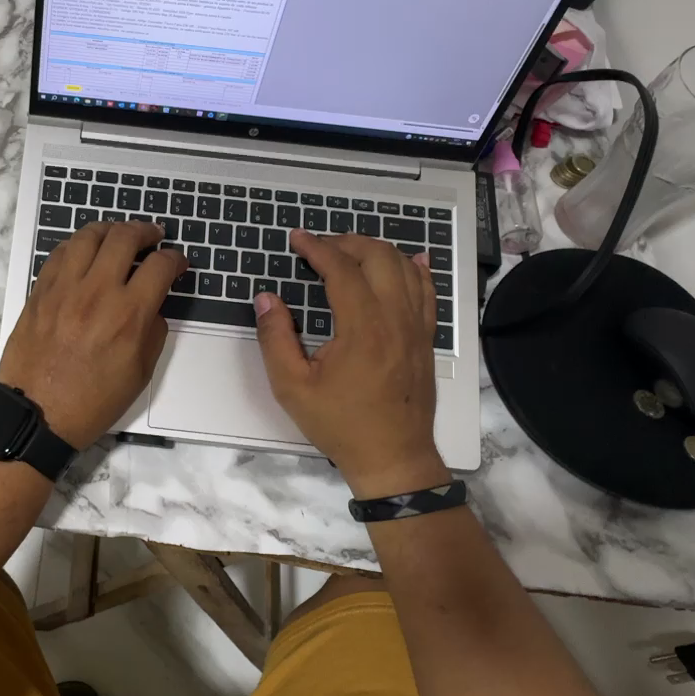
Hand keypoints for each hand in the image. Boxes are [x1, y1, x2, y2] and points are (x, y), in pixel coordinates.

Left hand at [0, 221, 187, 449]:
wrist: (36, 413)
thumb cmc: (92, 401)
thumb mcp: (140, 373)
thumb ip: (153, 332)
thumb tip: (153, 305)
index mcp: (128, 315)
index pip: (160, 266)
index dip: (176, 259)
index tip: (178, 262)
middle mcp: (96, 292)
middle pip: (124, 238)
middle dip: (146, 231)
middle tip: (153, 236)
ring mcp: (64, 288)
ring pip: (88, 236)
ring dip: (110, 229)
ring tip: (119, 235)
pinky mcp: (40, 291)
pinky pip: (60, 253)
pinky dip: (78, 244)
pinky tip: (86, 251)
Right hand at [254, 229, 446, 497]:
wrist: (392, 457)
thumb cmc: (339, 423)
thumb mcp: (291, 386)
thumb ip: (275, 338)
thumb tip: (266, 298)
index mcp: (363, 329)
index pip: (343, 270)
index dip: (318, 248)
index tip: (297, 238)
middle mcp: (396, 320)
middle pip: (379, 258)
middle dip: (347, 242)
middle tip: (320, 245)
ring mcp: (417, 328)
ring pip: (406, 269)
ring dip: (377, 251)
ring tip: (350, 250)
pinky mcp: (427, 339)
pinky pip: (428, 292)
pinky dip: (417, 269)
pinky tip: (409, 260)